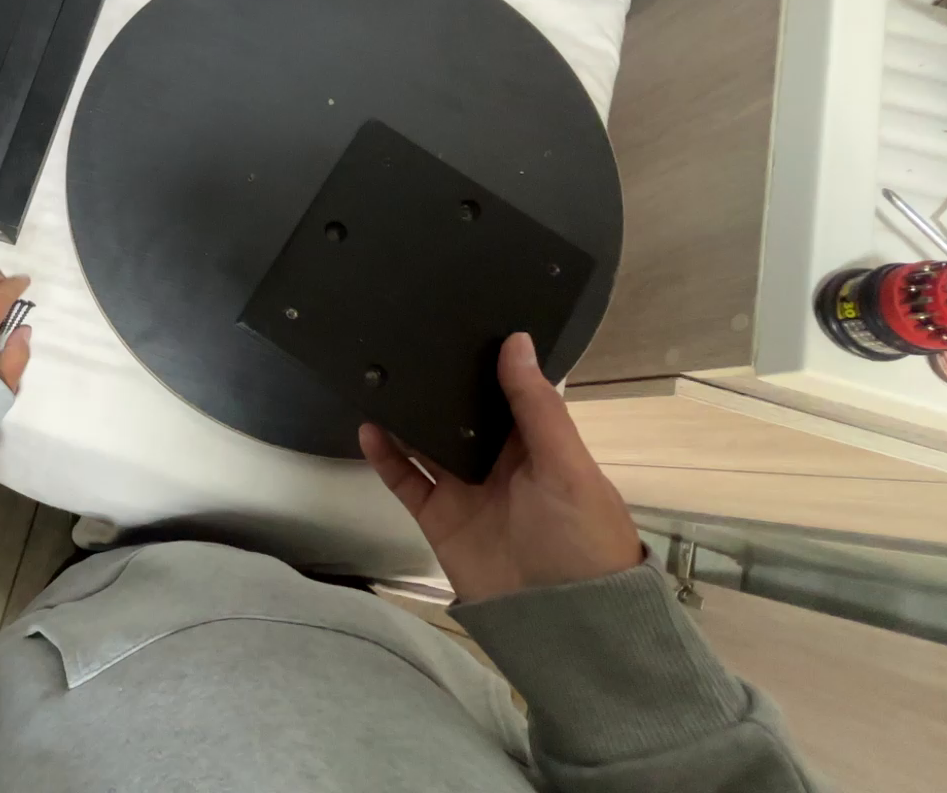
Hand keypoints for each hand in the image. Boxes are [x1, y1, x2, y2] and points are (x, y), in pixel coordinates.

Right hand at [358, 332, 641, 602]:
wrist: (560, 624)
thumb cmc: (579, 538)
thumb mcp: (567, 467)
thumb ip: (536, 407)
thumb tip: (515, 341)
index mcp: (538, 447)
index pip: (509, 395)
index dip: (488, 363)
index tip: (459, 322)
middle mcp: (498, 462)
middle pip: (461, 415)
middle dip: (438, 385)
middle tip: (404, 343)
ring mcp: (464, 487)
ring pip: (426, 442)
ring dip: (405, 415)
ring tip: (377, 378)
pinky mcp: (436, 514)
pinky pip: (404, 478)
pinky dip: (384, 455)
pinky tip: (367, 429)